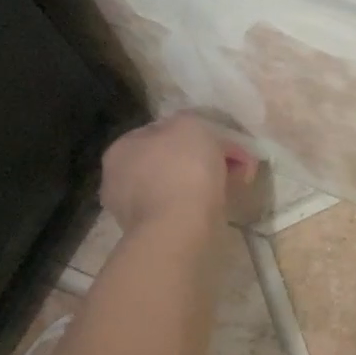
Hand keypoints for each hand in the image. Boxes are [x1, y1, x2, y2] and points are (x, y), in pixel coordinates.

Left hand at [100, 112, 253, 234]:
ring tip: (236, 180)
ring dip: (206, 180)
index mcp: (121, 149)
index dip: (196, 130)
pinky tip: (221, 202)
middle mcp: (119, 179)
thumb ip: (190, 121)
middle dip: (205, 157)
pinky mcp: (153, 233)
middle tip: (234, 160)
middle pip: (172, 158)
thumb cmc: (182, 168)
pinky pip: (182, 208)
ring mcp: (134, 210)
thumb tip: (195, 134)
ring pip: (179, 184)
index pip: (161, 131)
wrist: (180, 229)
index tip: (223, 139)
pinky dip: (201, 203)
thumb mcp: (190, 124)